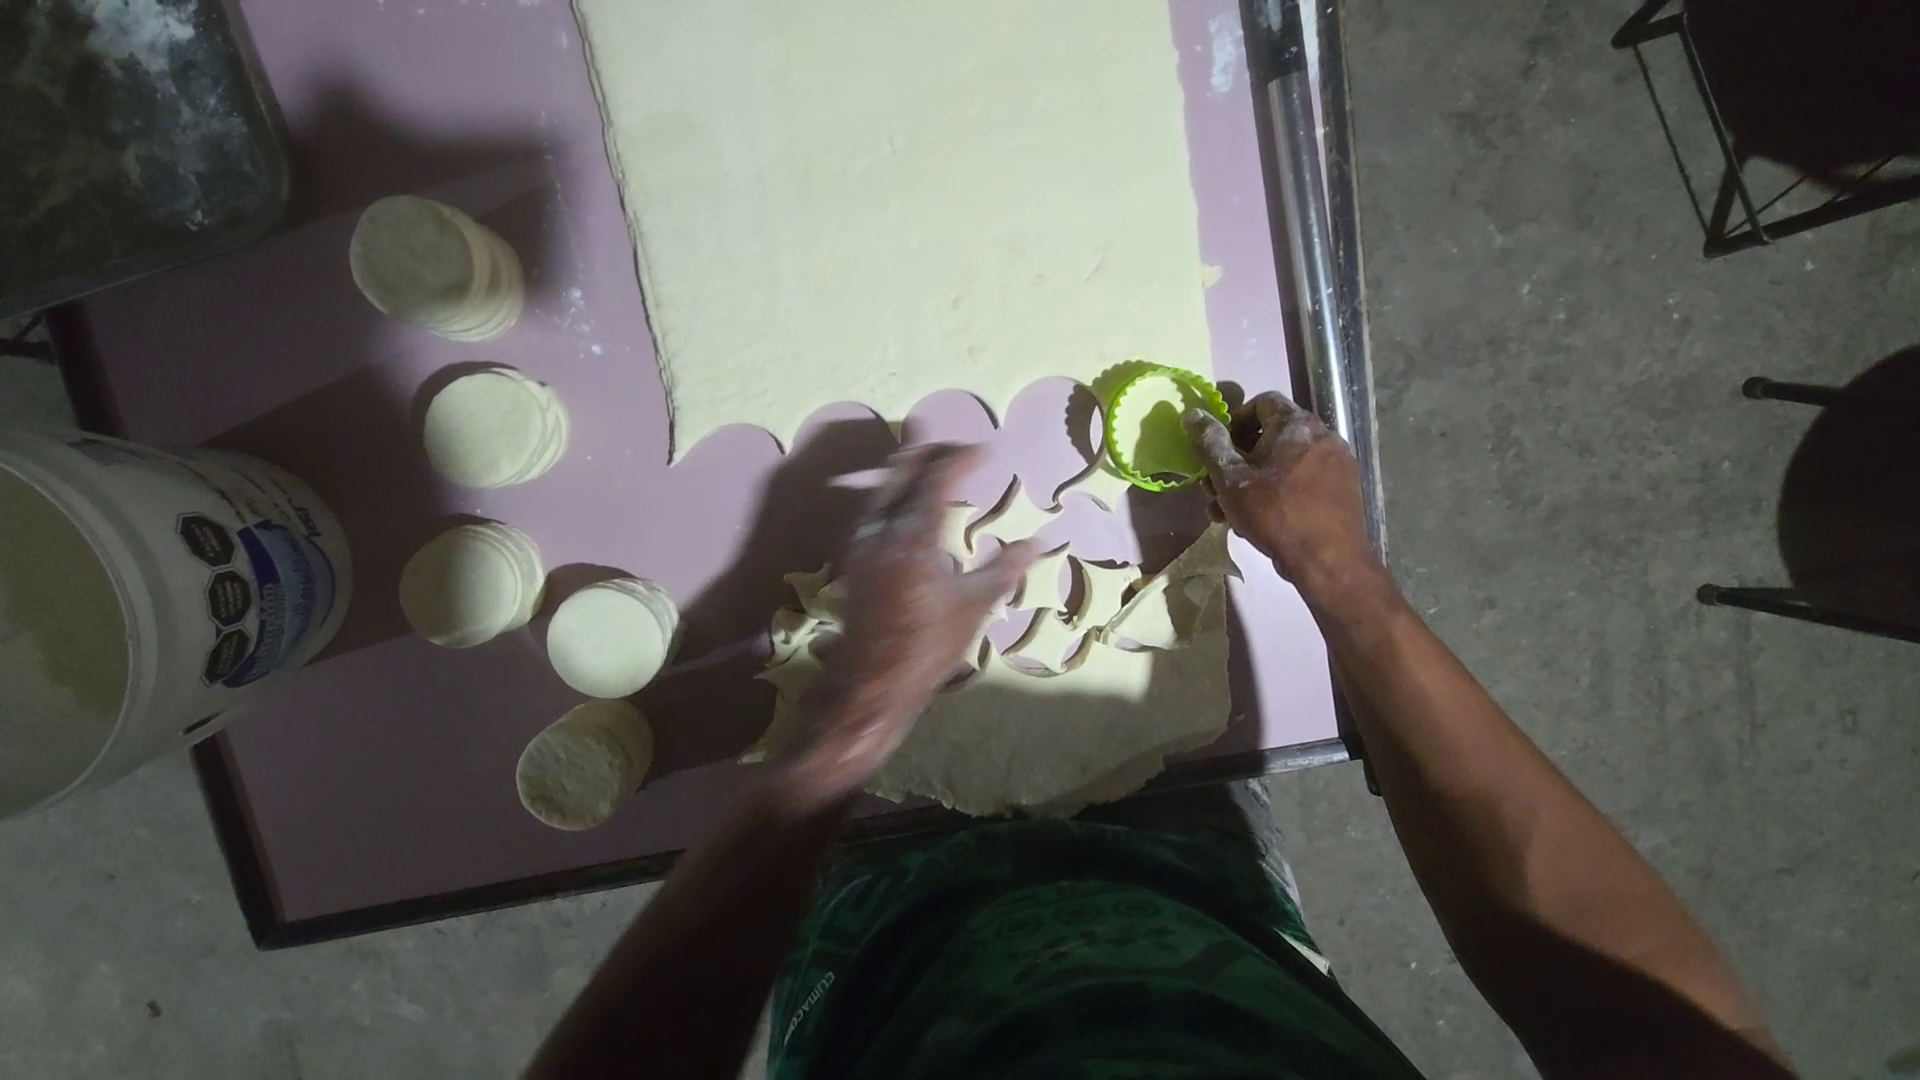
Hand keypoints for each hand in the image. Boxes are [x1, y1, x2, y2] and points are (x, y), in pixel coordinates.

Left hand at [778, 445, 1032, 805]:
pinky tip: (911, 505)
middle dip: (930, 450)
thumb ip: (1005, 568)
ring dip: (909, 469)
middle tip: (957, 446)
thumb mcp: (976, 606)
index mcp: (915, 535)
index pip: (938, 477)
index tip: (985, 449)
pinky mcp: (855, 558)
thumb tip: (1038, 543)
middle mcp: (883, 528)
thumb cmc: (930, 645)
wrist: (873, 680)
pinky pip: (875, 508)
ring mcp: (863, 542)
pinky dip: (895, 493)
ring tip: (935, 463)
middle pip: (902, 469)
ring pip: (883, 487)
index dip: (962, 457)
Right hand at [1183, 391, 1382, 601]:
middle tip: (1216, 490)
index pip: (1261, 402)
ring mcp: (1337, 462)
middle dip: (1237, 461)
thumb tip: (1192, 415)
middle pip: (1270, 436)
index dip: (1233, 422)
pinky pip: (1302, 480)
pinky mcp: (1343, 488)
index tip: (1217, 451)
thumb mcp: (1230, 478)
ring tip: (1231, 513)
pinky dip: (1278, 492)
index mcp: (1295, 424)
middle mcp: (1322, 434)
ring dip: (1253, 482)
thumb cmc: (1274, 512)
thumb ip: (1210, 443)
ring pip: (1283, 462)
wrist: (1327, 558)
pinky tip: (1262, 520)